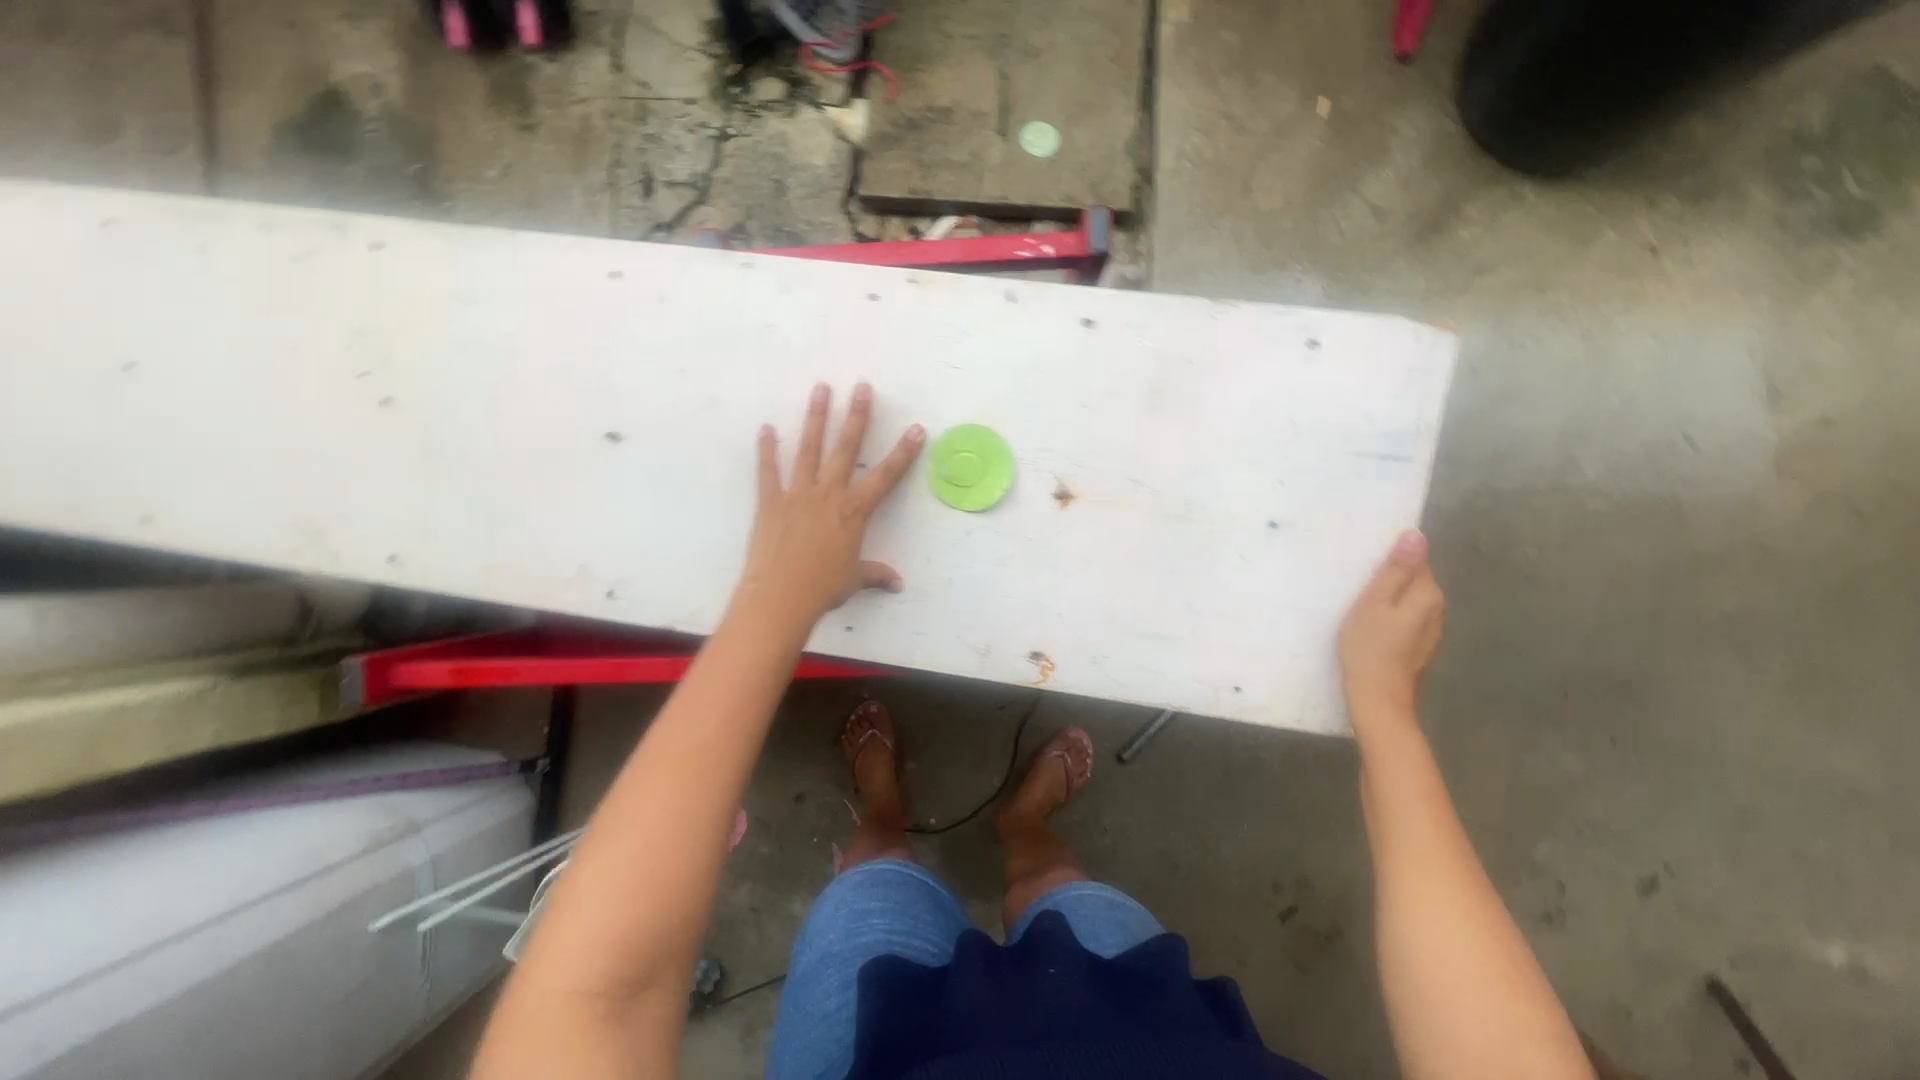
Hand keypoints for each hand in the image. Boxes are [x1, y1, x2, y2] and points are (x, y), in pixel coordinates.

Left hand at [735, 382, 924, 622]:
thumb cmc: (822, 588)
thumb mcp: (854, 580)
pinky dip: (767, 450)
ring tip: (821, 389)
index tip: (916, 430)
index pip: (886, 476)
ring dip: (816, 418)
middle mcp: (829, 495)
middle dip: (857, 416)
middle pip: (847, 448)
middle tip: (862, 387)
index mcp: (854, 512)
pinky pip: (769, 471)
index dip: (903, 453)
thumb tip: (896, 584)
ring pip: (810, 448)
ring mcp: (798, 494)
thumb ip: (874, 575)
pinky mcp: (771, 502)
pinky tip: (767, 429)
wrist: (781, 595)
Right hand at [1339, 529, 1444, 718]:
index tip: (1366, 570)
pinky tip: (1374, 628)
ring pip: (1410, 602)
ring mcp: (1431, 630)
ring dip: (1391, 600)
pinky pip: (1407, 620)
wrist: (1377, 696)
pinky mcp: (1421, 646)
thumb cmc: (1369, 646)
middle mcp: (1437, 609)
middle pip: (1415, 581)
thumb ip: (1396, 569)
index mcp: (1428, 593)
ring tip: (1363, 606)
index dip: (1390, 561)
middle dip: (1391, 580)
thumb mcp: (1374, 601)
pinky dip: (1392, 618)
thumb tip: (1416, 535)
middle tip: (1358, 587)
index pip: (1416, 561)